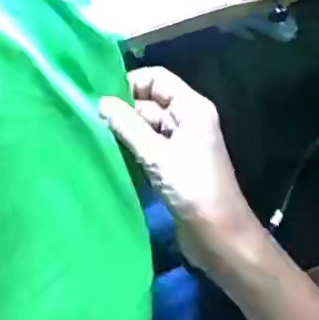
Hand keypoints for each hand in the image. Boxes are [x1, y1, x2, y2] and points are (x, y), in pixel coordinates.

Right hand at [100, 67, 264, 273]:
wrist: (222, 241)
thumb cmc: (193, 189)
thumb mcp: (156, 155)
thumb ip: (126, 125)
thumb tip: (100, 102)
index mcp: (191, 107)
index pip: (156, 78)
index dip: (130, 83)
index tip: (104, 98)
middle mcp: (187, 118)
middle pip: (149, 99)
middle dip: (124, 107)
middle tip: (95, 119)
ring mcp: (181, 141)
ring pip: (146, 122)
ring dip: (125, 128)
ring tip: (99, 135)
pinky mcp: (174, 162)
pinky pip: (148, 143)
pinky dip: (132, 145)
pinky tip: (113, 152)